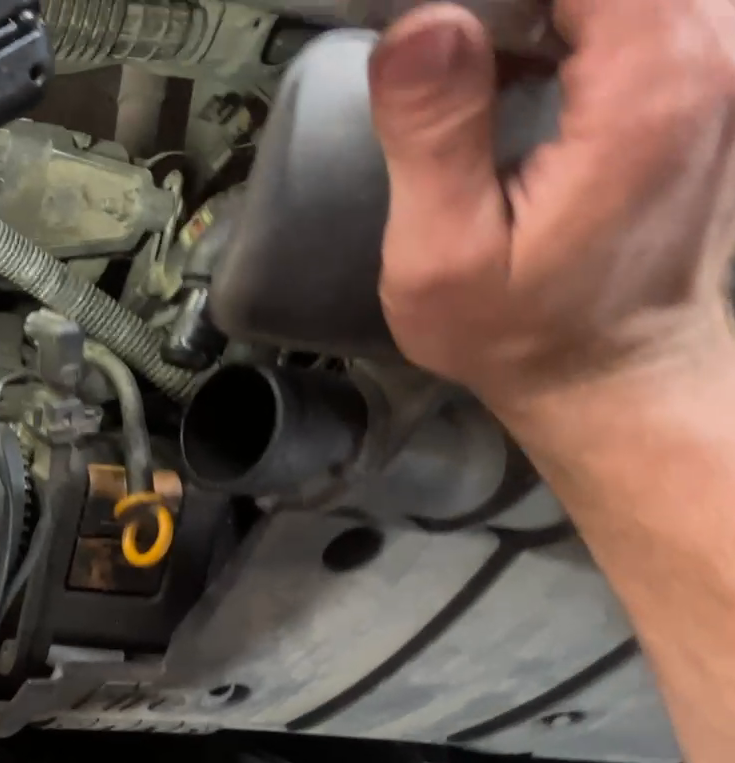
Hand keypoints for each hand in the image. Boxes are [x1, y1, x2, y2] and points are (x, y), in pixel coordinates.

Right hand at [369, 0, 734, 419]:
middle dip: (507, 4)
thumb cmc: (509, 325)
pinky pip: (644, 11)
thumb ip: (435, 135)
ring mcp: (722, 58)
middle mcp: (714, 50)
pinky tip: (516, 60)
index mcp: (647, 88)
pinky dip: (571, 23)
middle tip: (436, 60)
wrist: (604, 366)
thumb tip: (418, 26)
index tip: (426, 23)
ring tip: (467, 64)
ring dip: (537, 16)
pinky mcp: (706, 73)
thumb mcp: (443, 251)